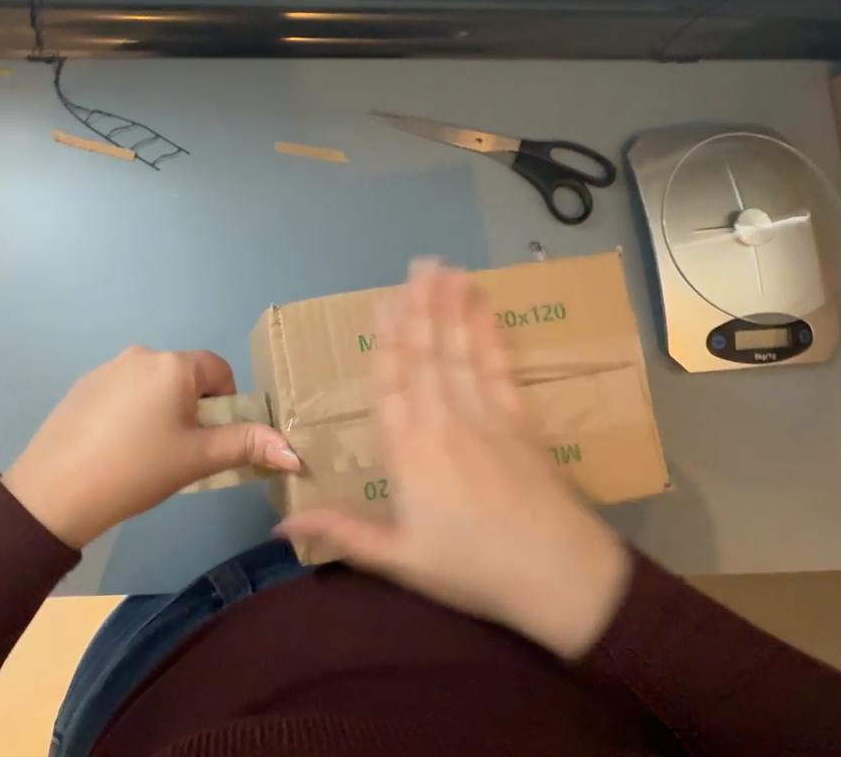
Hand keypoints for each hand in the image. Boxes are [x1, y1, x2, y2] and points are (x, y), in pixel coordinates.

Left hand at [4, 347, 301, 547]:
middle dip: (191, 409)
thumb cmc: (138, 469)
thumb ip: (247, 446)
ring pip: (152, 385)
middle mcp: (141, 355)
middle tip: (179, 451)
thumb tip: (295, 452)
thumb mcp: (198, 459)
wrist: (56, 491)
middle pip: (184, 377)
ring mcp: (107, 368)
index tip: (210, 438)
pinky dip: (129, 414)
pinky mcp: (82, 386)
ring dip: (160, 410)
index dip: (225, 403)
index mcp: (173, 365)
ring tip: (145, 454)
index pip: (218, 370)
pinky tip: (115, 449)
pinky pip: (122, 392)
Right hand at [278, 260, 632, 658]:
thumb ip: (342, 533)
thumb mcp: (400, 560)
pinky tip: (485, 308)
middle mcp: (444, 422)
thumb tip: (280, 523)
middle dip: (420, 308)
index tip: (383, 302)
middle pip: (426, 356)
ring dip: (453, 308)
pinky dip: (491, 335)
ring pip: (461, 352)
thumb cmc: (473, 569)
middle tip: (419, 264)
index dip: (385, 342)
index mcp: (409, 453)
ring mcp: (486, 416)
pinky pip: (500, 368)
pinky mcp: (520, 420)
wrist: (560, 575)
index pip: (391, 386)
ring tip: (448, 270)